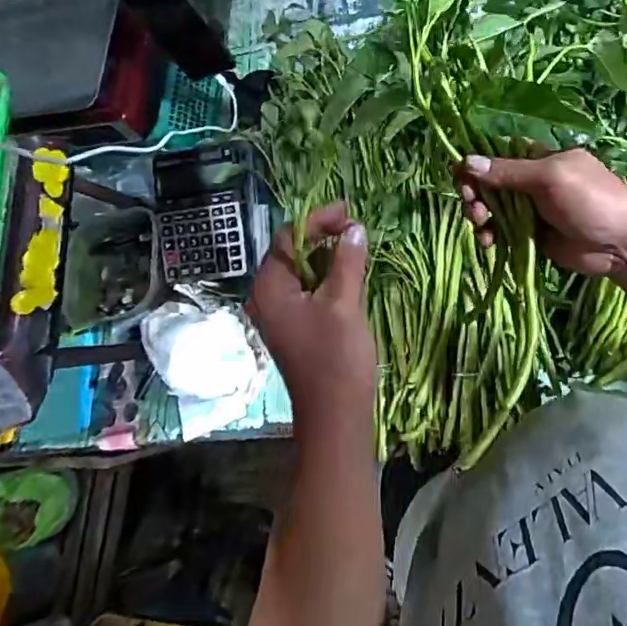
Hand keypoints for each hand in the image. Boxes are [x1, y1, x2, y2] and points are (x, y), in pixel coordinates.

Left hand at [246, 203, 376, 415]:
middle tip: (356, 228)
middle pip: (293, 253)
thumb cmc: (336, 357)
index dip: (317, 220)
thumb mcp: (344, 303)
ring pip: (303, 272)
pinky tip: (351, 274)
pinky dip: (329, 277)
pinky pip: (309, 290)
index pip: (288, 238)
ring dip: (329, 256)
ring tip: (357, 245)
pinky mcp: (297, 326)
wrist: (335, 414)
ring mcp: (282, 314)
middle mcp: (268, 297)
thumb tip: (355, 228)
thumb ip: (348, 261)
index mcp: (270, 288)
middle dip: (324, 236)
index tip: (349, 211)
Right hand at [453, 149, 626, 276]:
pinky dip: (489, 235)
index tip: (458, 176)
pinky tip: (488, 242)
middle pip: (489, 183)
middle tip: (472, 205)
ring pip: (491, 209)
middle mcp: (530, 181)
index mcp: (538, 158)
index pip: (497, 155)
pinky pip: (501, 232)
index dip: (475, 164)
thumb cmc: (591, 199)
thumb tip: (467, 161)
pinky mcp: (530, 236)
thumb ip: (509, 171)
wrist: (621, 244)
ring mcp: (530, 210)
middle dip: (474, 193)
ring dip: (478, 215)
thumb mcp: (550, 177)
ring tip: (480, 224)